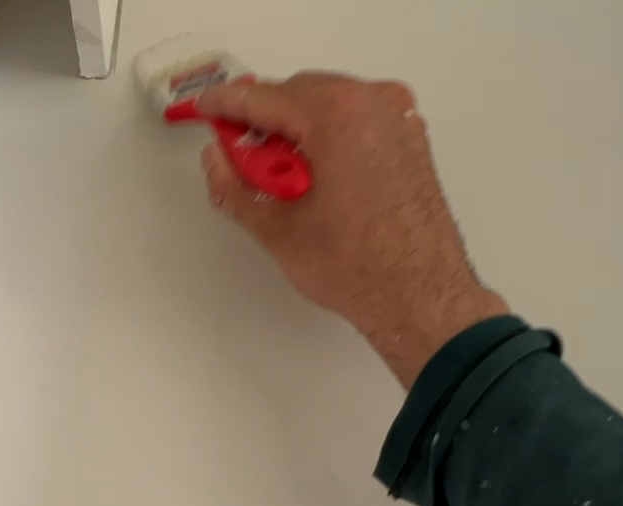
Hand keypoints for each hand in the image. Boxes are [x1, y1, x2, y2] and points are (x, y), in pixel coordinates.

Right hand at [197, 74, 508, 387]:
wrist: (414, 294)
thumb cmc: (358, 266)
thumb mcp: (275, 228)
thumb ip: (235, 186)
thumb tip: (218, 161)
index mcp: (337, 116)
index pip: (265, 96)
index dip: (227, 104)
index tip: (208, 109)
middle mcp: (372, 105)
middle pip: (299, 94)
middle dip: (262, 120)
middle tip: (234, 155)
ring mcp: (396, 119)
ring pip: (328, 107)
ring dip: (293, 133)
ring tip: (273, 181)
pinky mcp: (407, 140)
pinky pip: (354, 123)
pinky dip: (324, 139)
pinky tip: (308, 180)